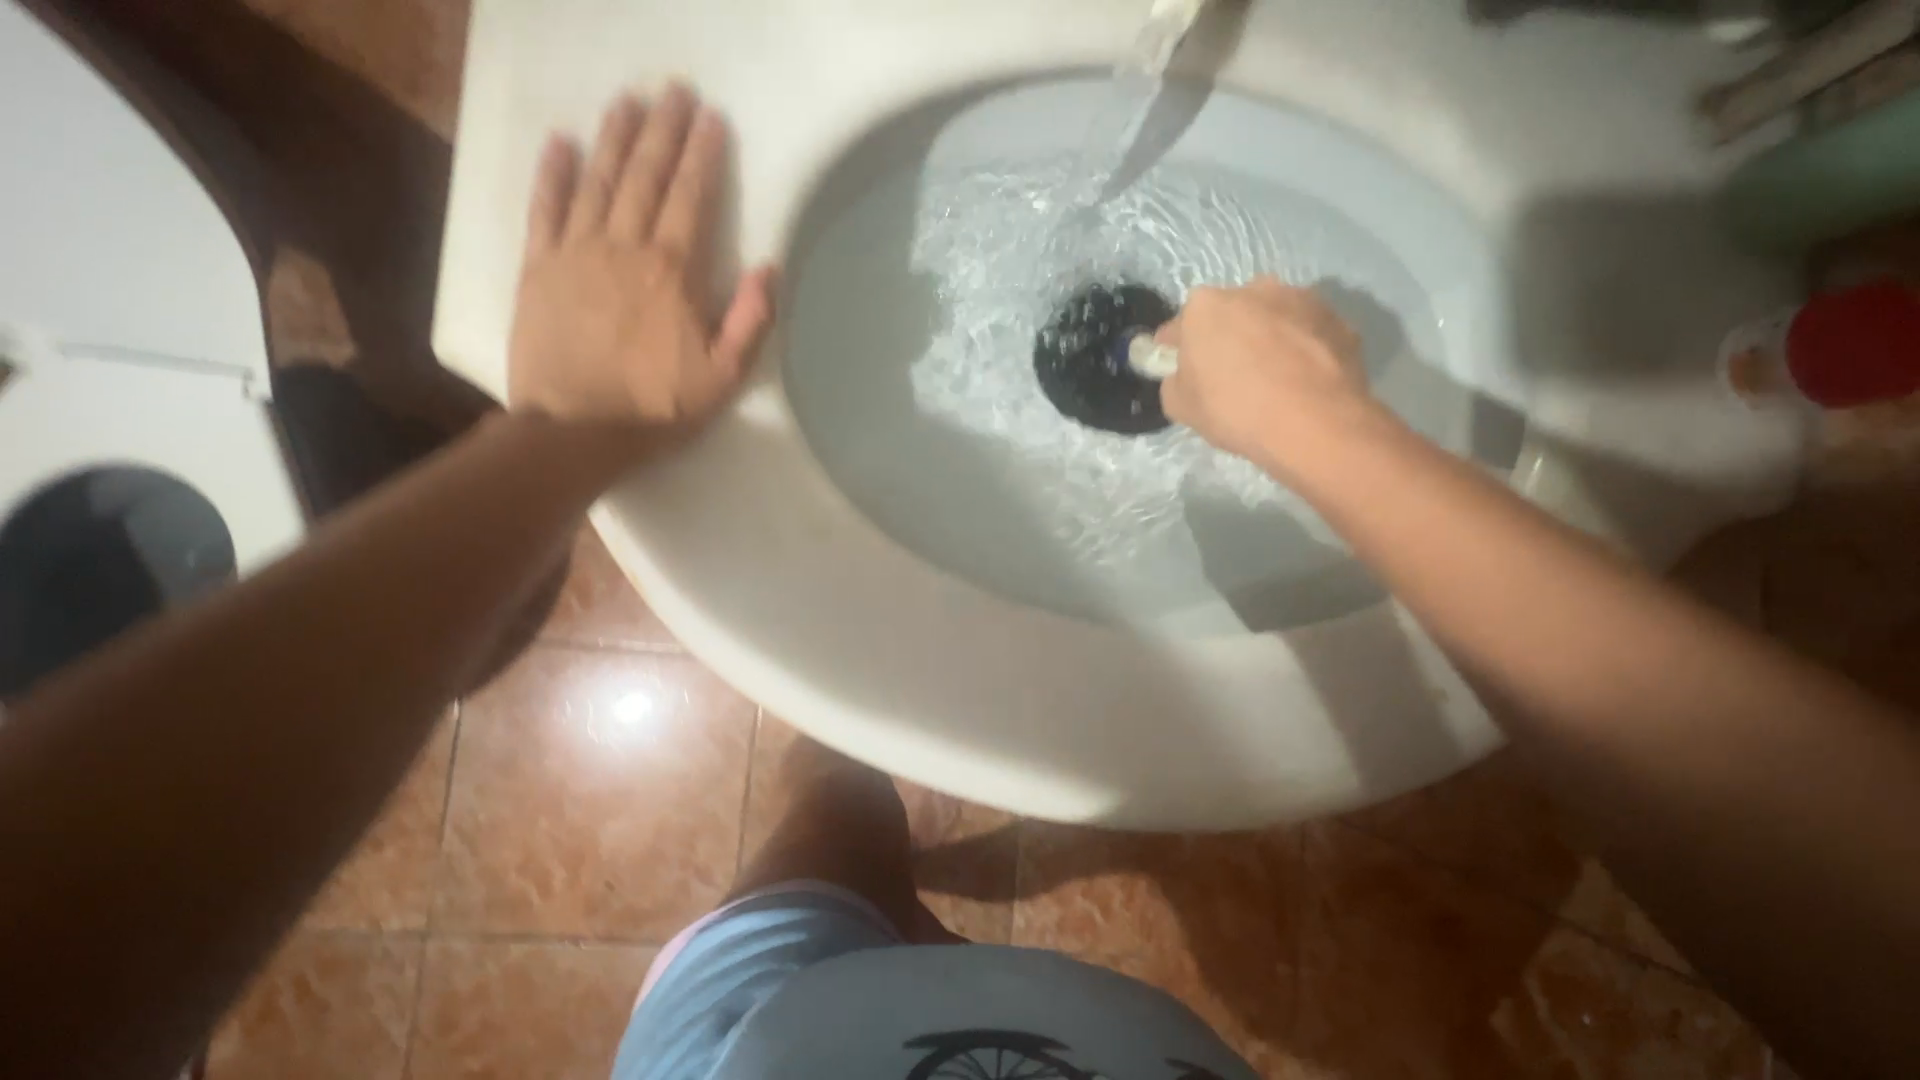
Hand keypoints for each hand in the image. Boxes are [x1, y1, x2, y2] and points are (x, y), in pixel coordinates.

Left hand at [508, 86, 775, 433]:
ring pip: (598, 181)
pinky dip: (552, 174)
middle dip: (662, 130)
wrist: (575, 432)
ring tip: (628, 101)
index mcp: (672, 272)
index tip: (710, 118)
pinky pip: (544, 209)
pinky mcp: (538, 268)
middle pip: (645, 176)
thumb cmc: (656, 408)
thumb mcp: (723, 377)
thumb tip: (768, 267)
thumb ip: (750, 321)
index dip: (702, 155)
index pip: (691, 198)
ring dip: (614, 138)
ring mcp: (576, 253)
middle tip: (674, 90)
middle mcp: (624, 248)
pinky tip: (561, 143)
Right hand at [1157, 278, 1381, 476]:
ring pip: (1275, 318)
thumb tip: (1185, 375)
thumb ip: (1175, 380)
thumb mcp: (1180, 407)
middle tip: (1233, 376)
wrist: (1314, 424)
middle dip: (1229, 337)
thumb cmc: (1235, 410)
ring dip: (1270, 338)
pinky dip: (1305, 350)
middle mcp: (1254, 288)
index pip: (1179, 326)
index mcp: (1206, 306)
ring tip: (1276, 379)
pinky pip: (1310, 334)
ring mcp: (1302, 299)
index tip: (1181, 371)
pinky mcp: (1339, 320)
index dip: (1177, 350)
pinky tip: (1305, 382)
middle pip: (1231, 314)